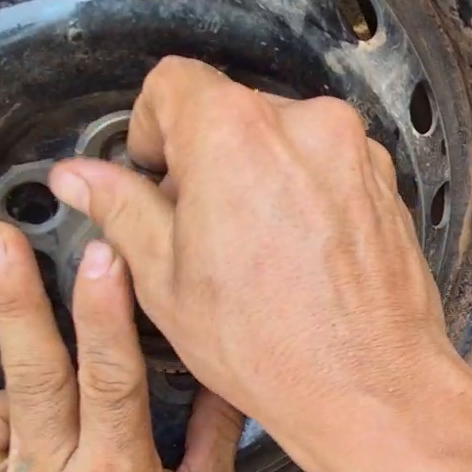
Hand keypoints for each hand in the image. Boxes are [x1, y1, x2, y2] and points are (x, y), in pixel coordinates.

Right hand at [41, 58, 461, 471]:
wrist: (374, 388)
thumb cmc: (274, 348)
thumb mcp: (167, 281)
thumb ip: (123, 211)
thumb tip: (83, 178)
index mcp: (236, 133)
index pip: (173, 83)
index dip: (151, 125)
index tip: (154, 169)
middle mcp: (307, 128)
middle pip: (236, 114)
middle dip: (210, 160)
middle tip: (202, 228)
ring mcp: (359, 158)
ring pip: (288, 145)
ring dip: (264, 180)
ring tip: (260, 255)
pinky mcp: (389, 190)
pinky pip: (333, 173)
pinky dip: (311, 198)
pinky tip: (303, 258)